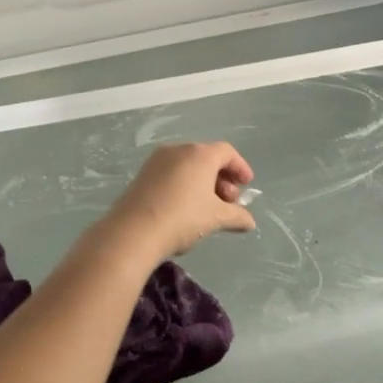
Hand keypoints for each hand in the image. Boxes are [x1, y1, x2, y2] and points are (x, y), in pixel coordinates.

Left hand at [103, 142, 256, 262]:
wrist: (133, 232)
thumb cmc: (182, 218)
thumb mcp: (216, 218)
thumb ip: (237, 216)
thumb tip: (250, 221)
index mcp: (200, 155)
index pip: (226, 152)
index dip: (240, 167)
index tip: (247, 184)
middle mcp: (178, 150)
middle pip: (207, 157)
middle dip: (222, 178)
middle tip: (228, 201)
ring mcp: (157, 161)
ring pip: (188, 165)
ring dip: (203, 183)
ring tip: (208, 207)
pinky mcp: (142, 174)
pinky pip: (172, 173)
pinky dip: (185, 185)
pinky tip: (186, 207)